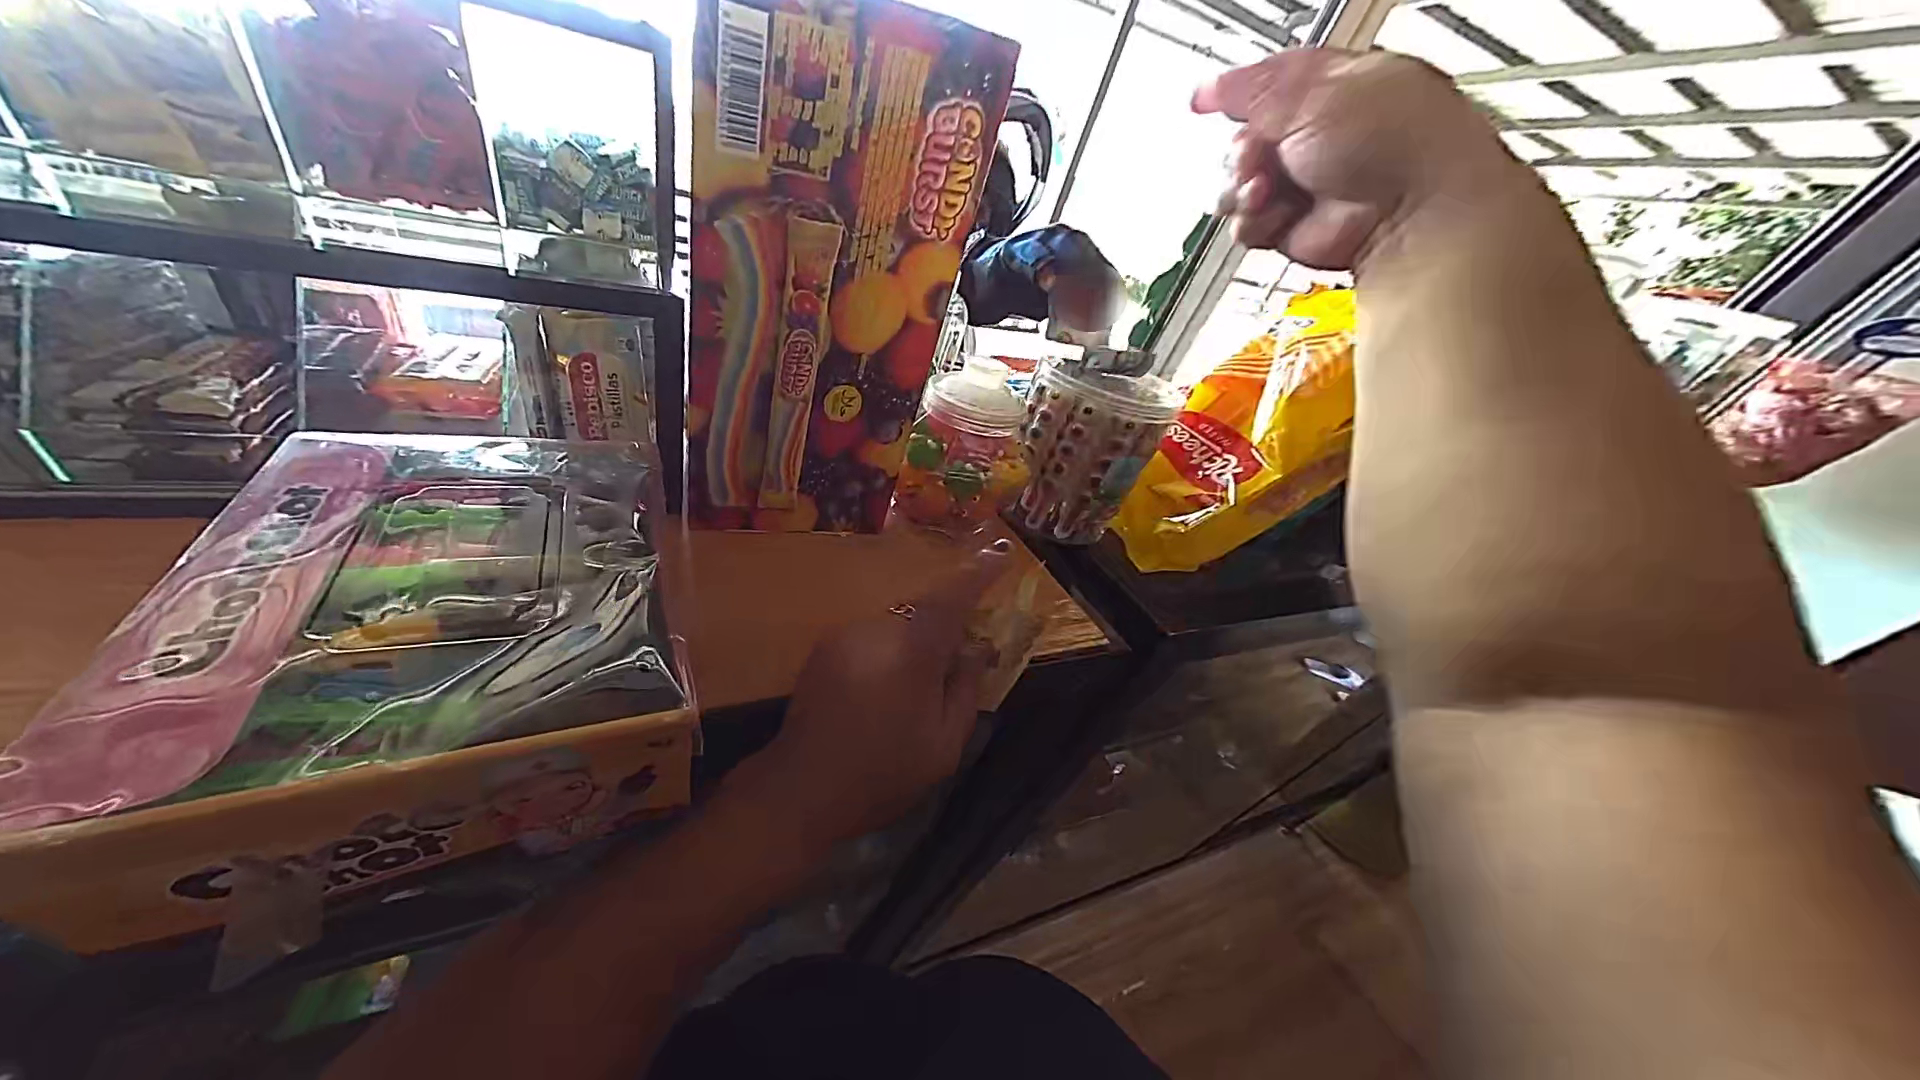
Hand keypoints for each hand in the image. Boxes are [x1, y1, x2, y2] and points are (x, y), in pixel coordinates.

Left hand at [723, 542, 1013, 849]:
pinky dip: (890, 651)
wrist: (801, 788)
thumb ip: (966, 688)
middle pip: (924, 610)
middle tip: (962, 660)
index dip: (979, 574)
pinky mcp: (825, 649)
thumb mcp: (944, 744)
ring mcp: (846, 636)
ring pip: (897, 624)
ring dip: (916, 642)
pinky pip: (873, 636)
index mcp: (912, 652)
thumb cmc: (883, 773)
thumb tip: (978, 649)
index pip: (952, 598)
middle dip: (948, 626)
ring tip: (917, 689)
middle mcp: (877, 631)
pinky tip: (884, 692)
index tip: (1001, 554)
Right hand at [1193, 48, 1527, 269]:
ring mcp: (1301, 185)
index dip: (1234, 93)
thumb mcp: (1314, 93)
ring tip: (1264, 189)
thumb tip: (1212, 89)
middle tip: (1254, 156)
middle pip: (1242, 143)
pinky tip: (1273, 213)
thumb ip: (1256, 89)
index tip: (1205, 101)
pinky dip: (1253, 222)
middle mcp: (1313, 137)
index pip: (1266, 86)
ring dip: (1241, 190)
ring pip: (1238, 188)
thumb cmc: (1392, 138)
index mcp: (1328, 89)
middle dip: (1239, 153)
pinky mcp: (1290, 227)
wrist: (1405, 208)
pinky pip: (1246, 225)